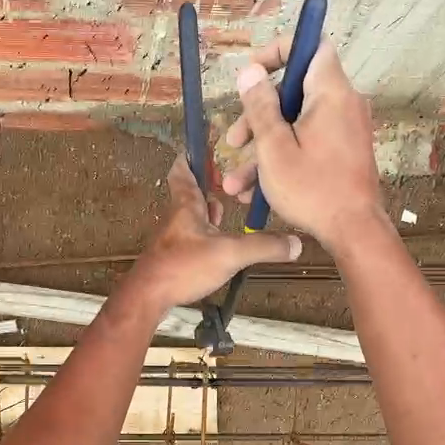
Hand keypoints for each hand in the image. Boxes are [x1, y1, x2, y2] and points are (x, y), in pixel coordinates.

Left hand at [118, 153, 302, 310]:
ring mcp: (171, 240)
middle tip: (228, 187)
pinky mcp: (170, 260)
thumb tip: (296, 244)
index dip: (193, 157)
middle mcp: (176, 218)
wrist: (148, 297)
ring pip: (191, 219)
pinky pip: (189, 241)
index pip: (184, 170)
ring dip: (207, 216)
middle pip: (190, 194)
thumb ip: (263, 247)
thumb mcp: (230, 254)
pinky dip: (204, 239)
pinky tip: (216, 252)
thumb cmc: (183, 267)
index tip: (204, 148)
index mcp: (187, 205)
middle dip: (208, 188)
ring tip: (226, 217)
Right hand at [222, 36, 385, 249]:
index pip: (309, 45)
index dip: (278, 52)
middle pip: (294, 92)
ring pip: (296, 125)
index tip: (252, 73)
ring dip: (263, 149)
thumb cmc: (314, 189)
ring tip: (235, 182)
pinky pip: (308, 145)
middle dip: (258, 116)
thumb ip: (260, 107)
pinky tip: (255, 192)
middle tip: (234, 141)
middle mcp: (342, 104)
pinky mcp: (343, 153)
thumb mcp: (274, 149)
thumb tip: (249, 72)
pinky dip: (283, 160)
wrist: (353, 230)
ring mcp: (344, 130)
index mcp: (330, 92)